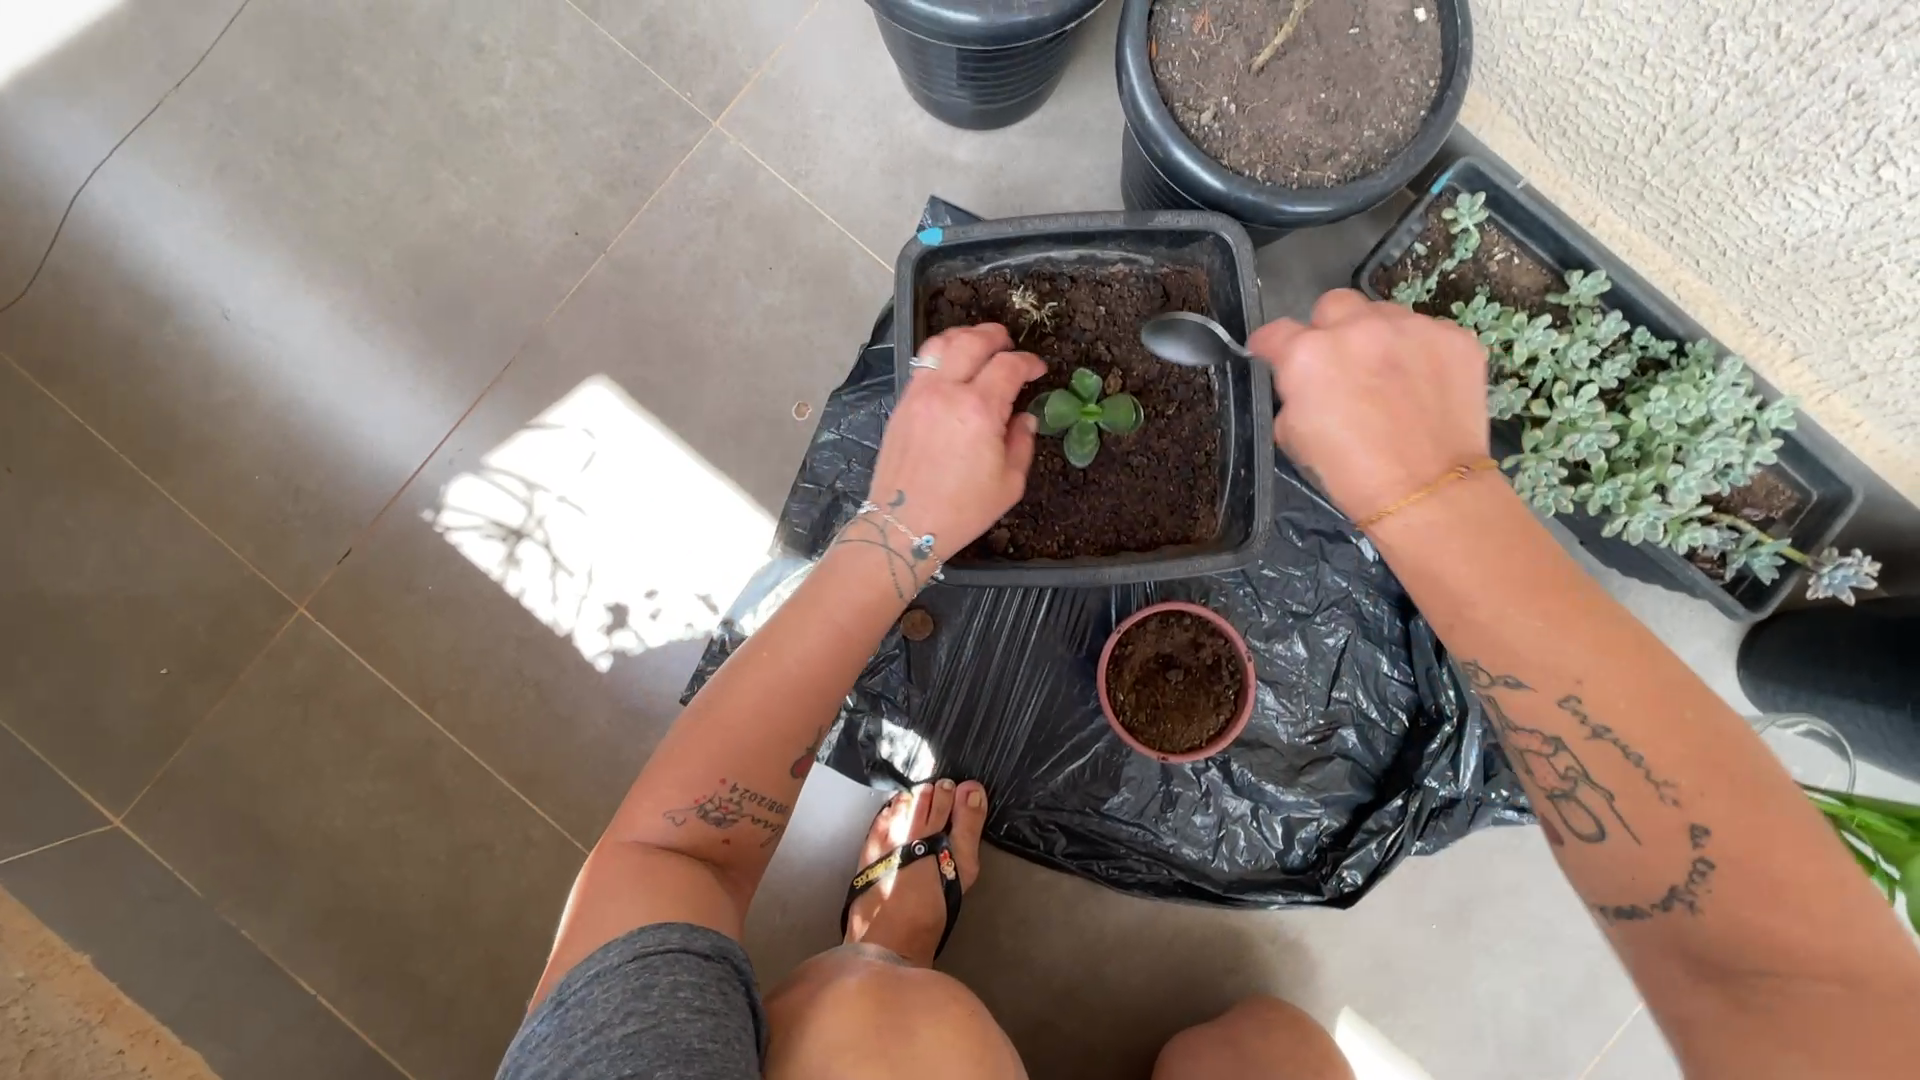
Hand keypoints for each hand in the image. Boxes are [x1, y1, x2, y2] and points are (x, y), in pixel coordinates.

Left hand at [866, 323, 1045, 559]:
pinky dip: (942, 356)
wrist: (903, 525)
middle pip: (972, 341)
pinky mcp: (902, 405)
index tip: (1038, 369)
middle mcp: (946, 393)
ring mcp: (919, 395)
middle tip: (1009, 343)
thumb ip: (1022, 443)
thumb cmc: (960, 510)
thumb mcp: (1009, 484)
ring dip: (964, 337)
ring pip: (941, 345)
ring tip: (979, 344)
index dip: (1029, 362)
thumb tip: (1023, 418)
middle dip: (995, 336)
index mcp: (979, 410)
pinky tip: (953, 368)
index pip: (1009, 366)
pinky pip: (923, 365)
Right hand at [1250, 290, 1491, 522]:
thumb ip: (1291, 396)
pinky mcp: (1455, 337)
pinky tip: (1421, 385)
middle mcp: (1357, 328)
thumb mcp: (1292, 436)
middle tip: (1338, 365)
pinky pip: (1425, 332)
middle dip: (1328, 331)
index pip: (1274, 332)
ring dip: (1375, 337)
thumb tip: (1300, 386)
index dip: (1270, 347)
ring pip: (1382, 314)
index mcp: (1308, 355)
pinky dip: (1418, 352)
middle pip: (1332, 306)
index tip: (1273, 357)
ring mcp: (1411, 328)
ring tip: (1386, 376)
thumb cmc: (1347, 471)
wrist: (1425, 489)